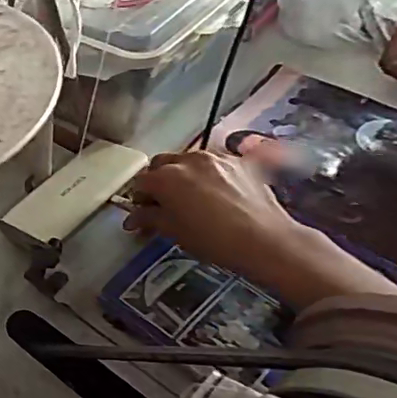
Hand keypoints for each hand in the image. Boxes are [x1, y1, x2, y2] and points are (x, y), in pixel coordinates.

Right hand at [125, 151, 396, 308]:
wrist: (263, 239)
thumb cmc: (212, 240)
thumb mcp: (175, 232)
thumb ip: (150, 219)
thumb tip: (132, 219)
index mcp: (166, 178)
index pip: (141, 182)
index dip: (138, 198)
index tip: (142, 213)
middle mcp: (188, 159)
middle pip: (162, 164)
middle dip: (158, 181)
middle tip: (163, 203)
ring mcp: (215, 157)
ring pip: (188, 160)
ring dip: (182, 175)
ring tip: (190, 198)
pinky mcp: (239, 160)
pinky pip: (214, 163)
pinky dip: (207, 174)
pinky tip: (215, 194)